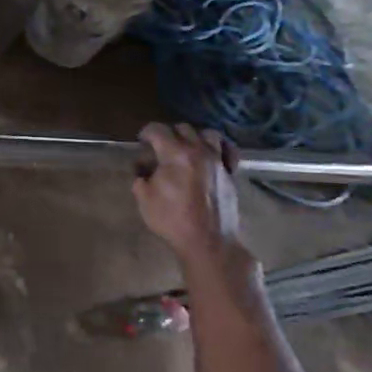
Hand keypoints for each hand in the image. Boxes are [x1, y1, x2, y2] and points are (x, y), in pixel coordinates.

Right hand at [133, 123, 246, 267]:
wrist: (208, 242)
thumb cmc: (172, 220)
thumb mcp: (144, 199)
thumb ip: (140, 177)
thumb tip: (143, 167)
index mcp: (174, 154)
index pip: (157, 130)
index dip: (146, 132)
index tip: (141, 141)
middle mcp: (198, 151)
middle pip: (183, 128)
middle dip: (169, 134)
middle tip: (161, 148)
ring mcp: (218, 160)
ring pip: (208, 134)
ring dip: (194, 137)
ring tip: (187, 149)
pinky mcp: (231, 173)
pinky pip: (228, 150)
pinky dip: (219, 148)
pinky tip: (212, 155)